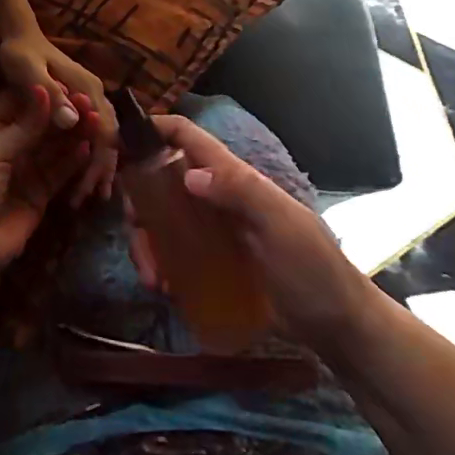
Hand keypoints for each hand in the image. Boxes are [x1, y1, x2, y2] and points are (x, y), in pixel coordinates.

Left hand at [0, 30, 117, 205]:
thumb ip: (23, 125)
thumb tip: (45, 89)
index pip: (18, 101)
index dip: (42, 92)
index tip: (67, 80)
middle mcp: (8, 144)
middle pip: (41, 123)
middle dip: (63, 113)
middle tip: (88, 102)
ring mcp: (25, 168)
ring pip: (54, 146)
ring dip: (73, 134)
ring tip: (94, 121)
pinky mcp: (40, 192)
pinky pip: (60, 171)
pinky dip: (74, 160)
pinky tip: (87, 148)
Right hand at [131, 115, 367, 335]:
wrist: (338, 326)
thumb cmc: (314, 270)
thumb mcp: (282, 227)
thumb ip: (242, 193)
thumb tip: (188, 175)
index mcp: (233, 177)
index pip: (186, 136)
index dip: (152, 128)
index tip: (116, 141)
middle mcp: (216, 196)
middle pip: (161, 180)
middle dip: (139, 202)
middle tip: (134, 232)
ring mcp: (212, 229)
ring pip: (161, 219)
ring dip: (146, 242)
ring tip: (152, 278)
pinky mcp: (210, 260)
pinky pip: (172, 251)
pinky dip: (159, 263)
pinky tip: (163, 287)